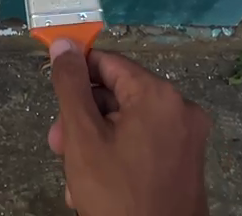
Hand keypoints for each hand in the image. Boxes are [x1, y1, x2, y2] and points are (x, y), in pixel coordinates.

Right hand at [47, 41, 210, 215]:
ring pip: (128, 122)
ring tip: (74, 176)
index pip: (107, 63)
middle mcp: (180, 108)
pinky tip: (97, 184)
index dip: (76, 75)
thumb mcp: (84, 136)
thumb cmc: (118, 197)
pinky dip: (119, 155)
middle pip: (117, 95)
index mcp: (158, 94)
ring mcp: (187, 138)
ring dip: (96, 141)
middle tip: (58, 145)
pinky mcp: (187, 164)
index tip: (54, 95)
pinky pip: (145, 143)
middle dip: (83, 118)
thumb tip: (64, 43)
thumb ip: (71, 85)